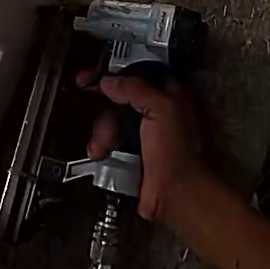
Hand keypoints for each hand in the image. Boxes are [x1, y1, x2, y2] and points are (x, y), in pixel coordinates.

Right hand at [83, 71, 207, 221]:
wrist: (176, 196)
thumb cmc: (177, 152)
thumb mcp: (161, 109)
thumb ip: (135, 89)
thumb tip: (109, 81)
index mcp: (169, 95)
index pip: (138, 72)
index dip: (116, 72)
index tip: (92, 77)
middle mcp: (157, 112)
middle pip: (120, 100)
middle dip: (106, 111)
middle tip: (101, 122)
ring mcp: (144, 135)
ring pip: (112, 122)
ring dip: (102, 133)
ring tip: (102, 147)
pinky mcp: (132, 155)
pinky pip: (110, 143)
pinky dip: (102, 147)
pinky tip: (100, 155)